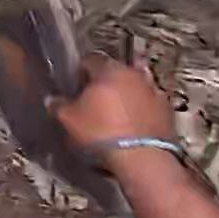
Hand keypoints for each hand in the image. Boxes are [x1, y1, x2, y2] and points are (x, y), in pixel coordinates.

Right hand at [52, 55, 174, 154]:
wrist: (141, 157)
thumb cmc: (100, 131)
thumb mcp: (68, 119)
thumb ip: (58, 105)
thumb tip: (53, 100)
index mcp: (108, 70)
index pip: (89, 60)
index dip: (78, 72)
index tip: (73, 85)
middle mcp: (133, 74)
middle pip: (113, 72)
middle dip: (101, 83)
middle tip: (90, 100)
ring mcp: (153, 90)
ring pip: (131, 87)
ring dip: (121, 95)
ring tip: (110, 114)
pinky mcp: (166, 109)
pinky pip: (145, 103)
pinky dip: (137, 109)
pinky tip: (128, 125)